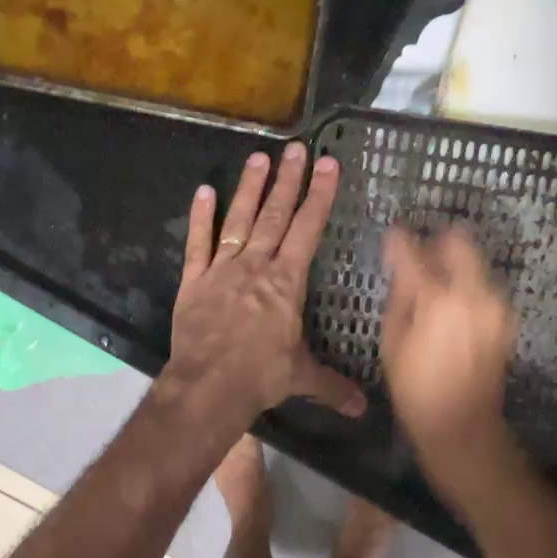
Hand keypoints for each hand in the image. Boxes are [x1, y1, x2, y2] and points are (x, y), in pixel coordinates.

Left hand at [161, 143, 364, 424]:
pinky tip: (204, 191)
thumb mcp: (302, 378)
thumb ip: (333, 387)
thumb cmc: (261, 377)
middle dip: (287, 181)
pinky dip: (200, 217)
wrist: (209, 386)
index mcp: (286, 284)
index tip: (327, 163)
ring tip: (258, 157)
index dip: (319, 196)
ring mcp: (222, 271)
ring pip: (238, 221)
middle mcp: (256, 268)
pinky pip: (197, 244)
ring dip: (249, 189)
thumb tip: (362, 408)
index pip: (307, 230)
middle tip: (295, 149)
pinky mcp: (193, 283)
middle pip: (274, 216)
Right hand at [380, 223, 517, 462]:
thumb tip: (402, 268)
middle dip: (438, 242)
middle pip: (460, 241)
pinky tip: (456, 309)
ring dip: (457, 266)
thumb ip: (400, 296)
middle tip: (422, 256)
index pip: (413, 250)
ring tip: (438, 288)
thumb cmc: (416, 389)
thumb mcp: (393, 343)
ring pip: (476, 263)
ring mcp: (496, 304)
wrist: (462, 424)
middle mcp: (473, 292)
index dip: (399, 239)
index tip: (393, 235)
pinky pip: (487, 288)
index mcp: (437, 298)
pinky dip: (471, 288)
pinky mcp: (507, 319)